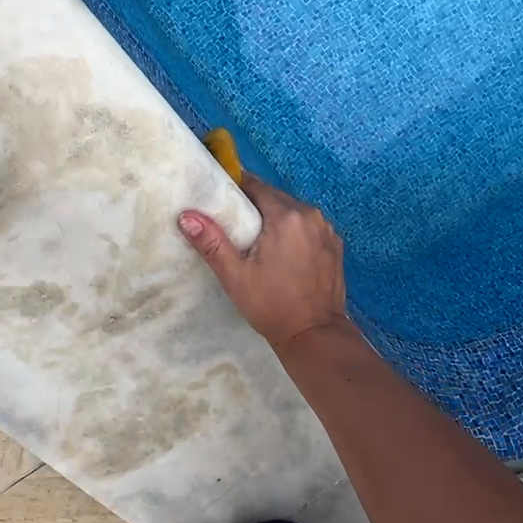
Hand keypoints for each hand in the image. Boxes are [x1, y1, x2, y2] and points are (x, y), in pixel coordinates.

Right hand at [179, 175, 349, 351]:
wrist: (315, 335)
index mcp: (286, 216)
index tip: (223, 203)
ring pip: (293, 212)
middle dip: (257, 208)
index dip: (238, 191)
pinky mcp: (335, 244)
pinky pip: (309, 227)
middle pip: (276, 198)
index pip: (256, 187)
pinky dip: (296, 232)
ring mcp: (326, 229)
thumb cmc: (271, 305)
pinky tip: (284, 253)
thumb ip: (211, 242)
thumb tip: (186, 216)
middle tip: (237, 229)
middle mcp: (311, 214)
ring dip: (277, 220)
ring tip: (259, 243)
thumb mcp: (235, 276)